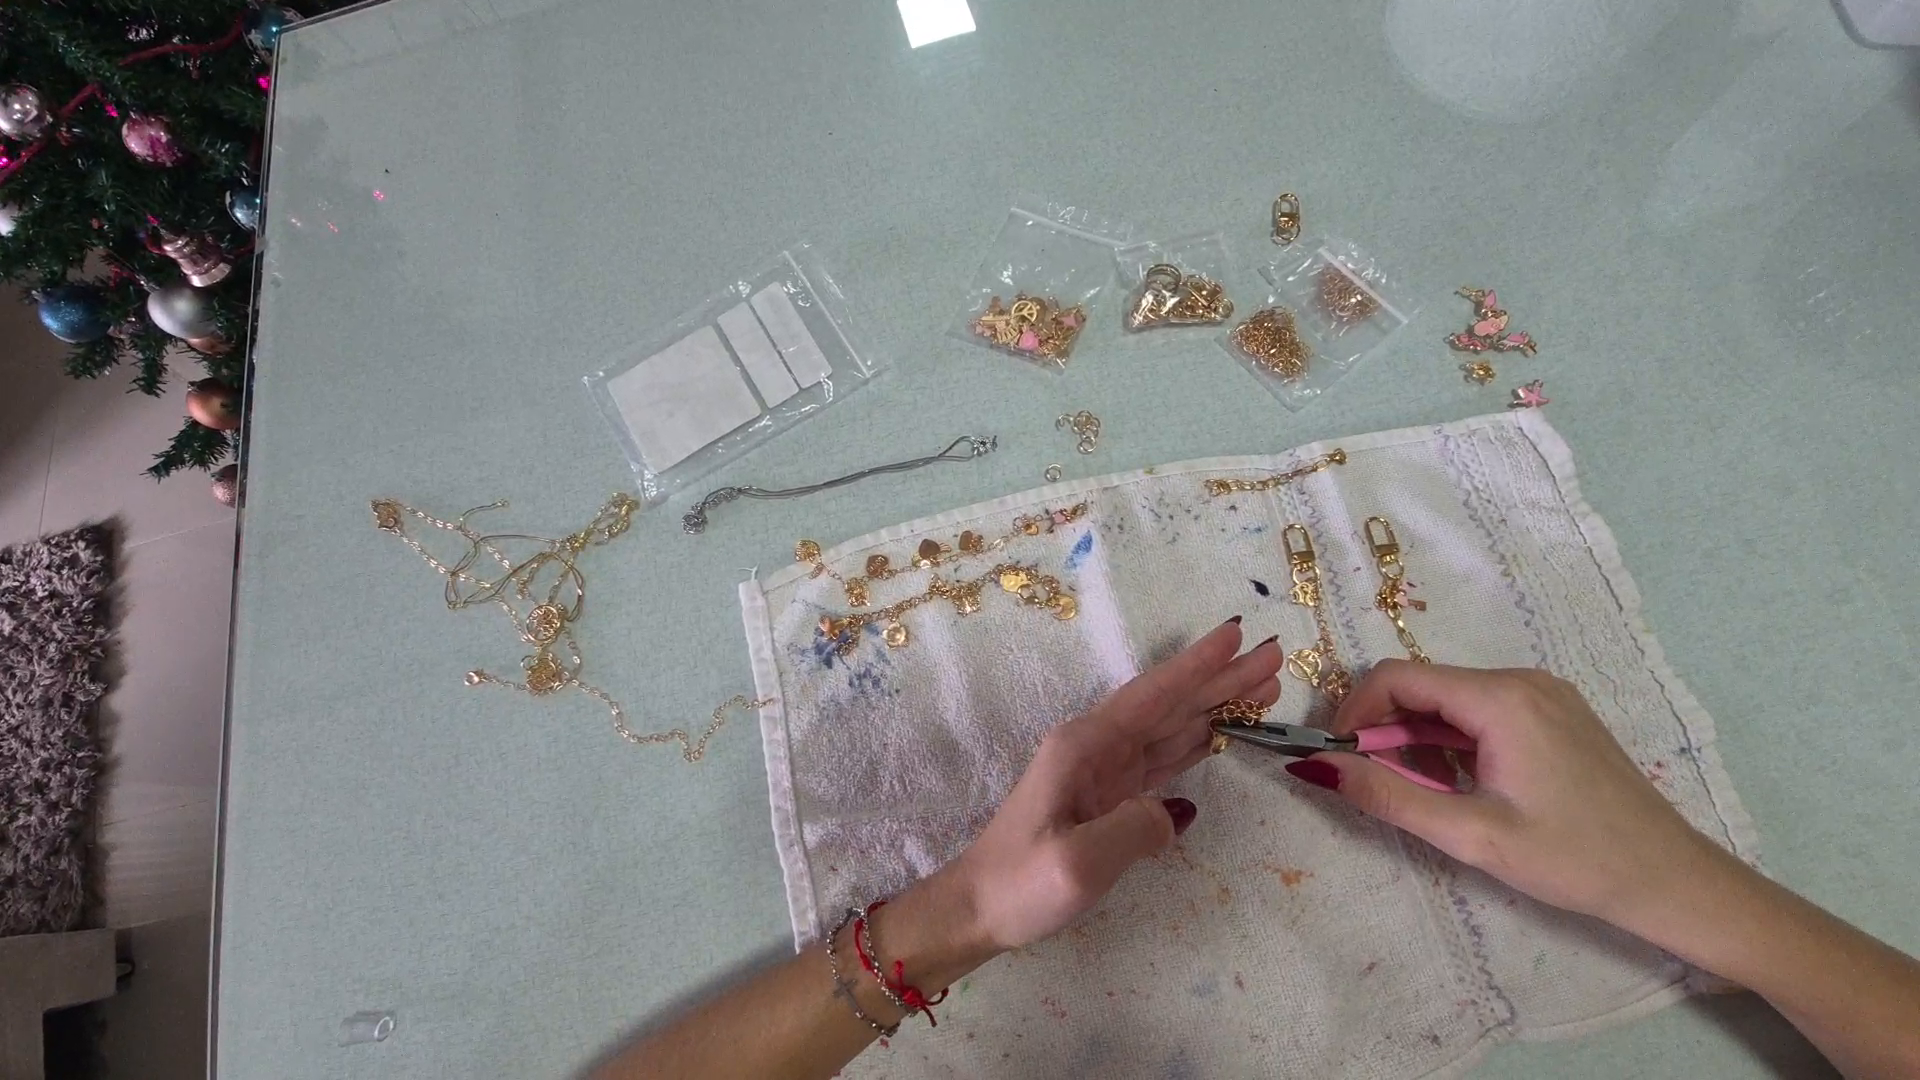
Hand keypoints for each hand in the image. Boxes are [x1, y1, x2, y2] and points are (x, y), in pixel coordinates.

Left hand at [940, 619, 1282, 952]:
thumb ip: (1134, 830)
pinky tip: (1219, 732)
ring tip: (1263, 689)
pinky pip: (1160, 758)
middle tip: (1273, 657)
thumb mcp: (1078, 864)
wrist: (981, 906)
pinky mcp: (1108, 794)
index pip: (1152, 696)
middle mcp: (1095, 746)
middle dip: (1219, 679)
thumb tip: (1176, 812)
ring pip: (1168, 727)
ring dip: (1213, 706)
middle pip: (1168, 704)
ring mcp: (1103, 769)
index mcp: (1084, 746)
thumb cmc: (1021, 882)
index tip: (1236, 634)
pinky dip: (1194, 742)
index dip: (1196, 665)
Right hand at [1290, 660, 1720, 922]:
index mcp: (1500, 698)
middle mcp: (1518, 679)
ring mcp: (1538, 692)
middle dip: (1382, 727)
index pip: (1395, 677)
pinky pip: (1473, 709)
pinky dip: (1446, 738)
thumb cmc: (1576, 860)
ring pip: (1443, 698)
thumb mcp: (1471, 835)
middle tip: (1372, 778)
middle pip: (1418, 684)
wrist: (1680, 885)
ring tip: (1418, 788)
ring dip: (1413, 736)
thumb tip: (1314, 767)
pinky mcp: (1549, 710)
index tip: (1338, 754)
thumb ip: (1386, 796)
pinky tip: (1455, 780)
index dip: (1354, 710)